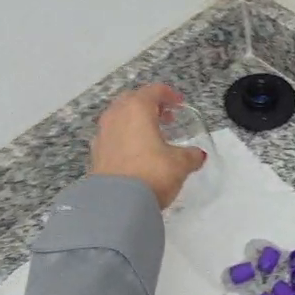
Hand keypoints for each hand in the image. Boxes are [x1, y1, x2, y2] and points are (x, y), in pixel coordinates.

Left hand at [89, 84, 207, 208]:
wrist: (116, 203)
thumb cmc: (151, 173)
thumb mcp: (180, 164)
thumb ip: (191, 156)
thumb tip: (199, 155)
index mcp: (137, 109)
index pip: (153, 91)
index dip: (169, 95)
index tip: (179, 104)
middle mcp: (116, 115)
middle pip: (133, 100)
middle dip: (150, 106)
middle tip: (165, 118)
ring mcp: (102, 134)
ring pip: (119, 117)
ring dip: (135, 122)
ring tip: (151, 136)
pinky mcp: (95, 153)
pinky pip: (112, 135)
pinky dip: (124, 137)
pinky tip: (135, 153)